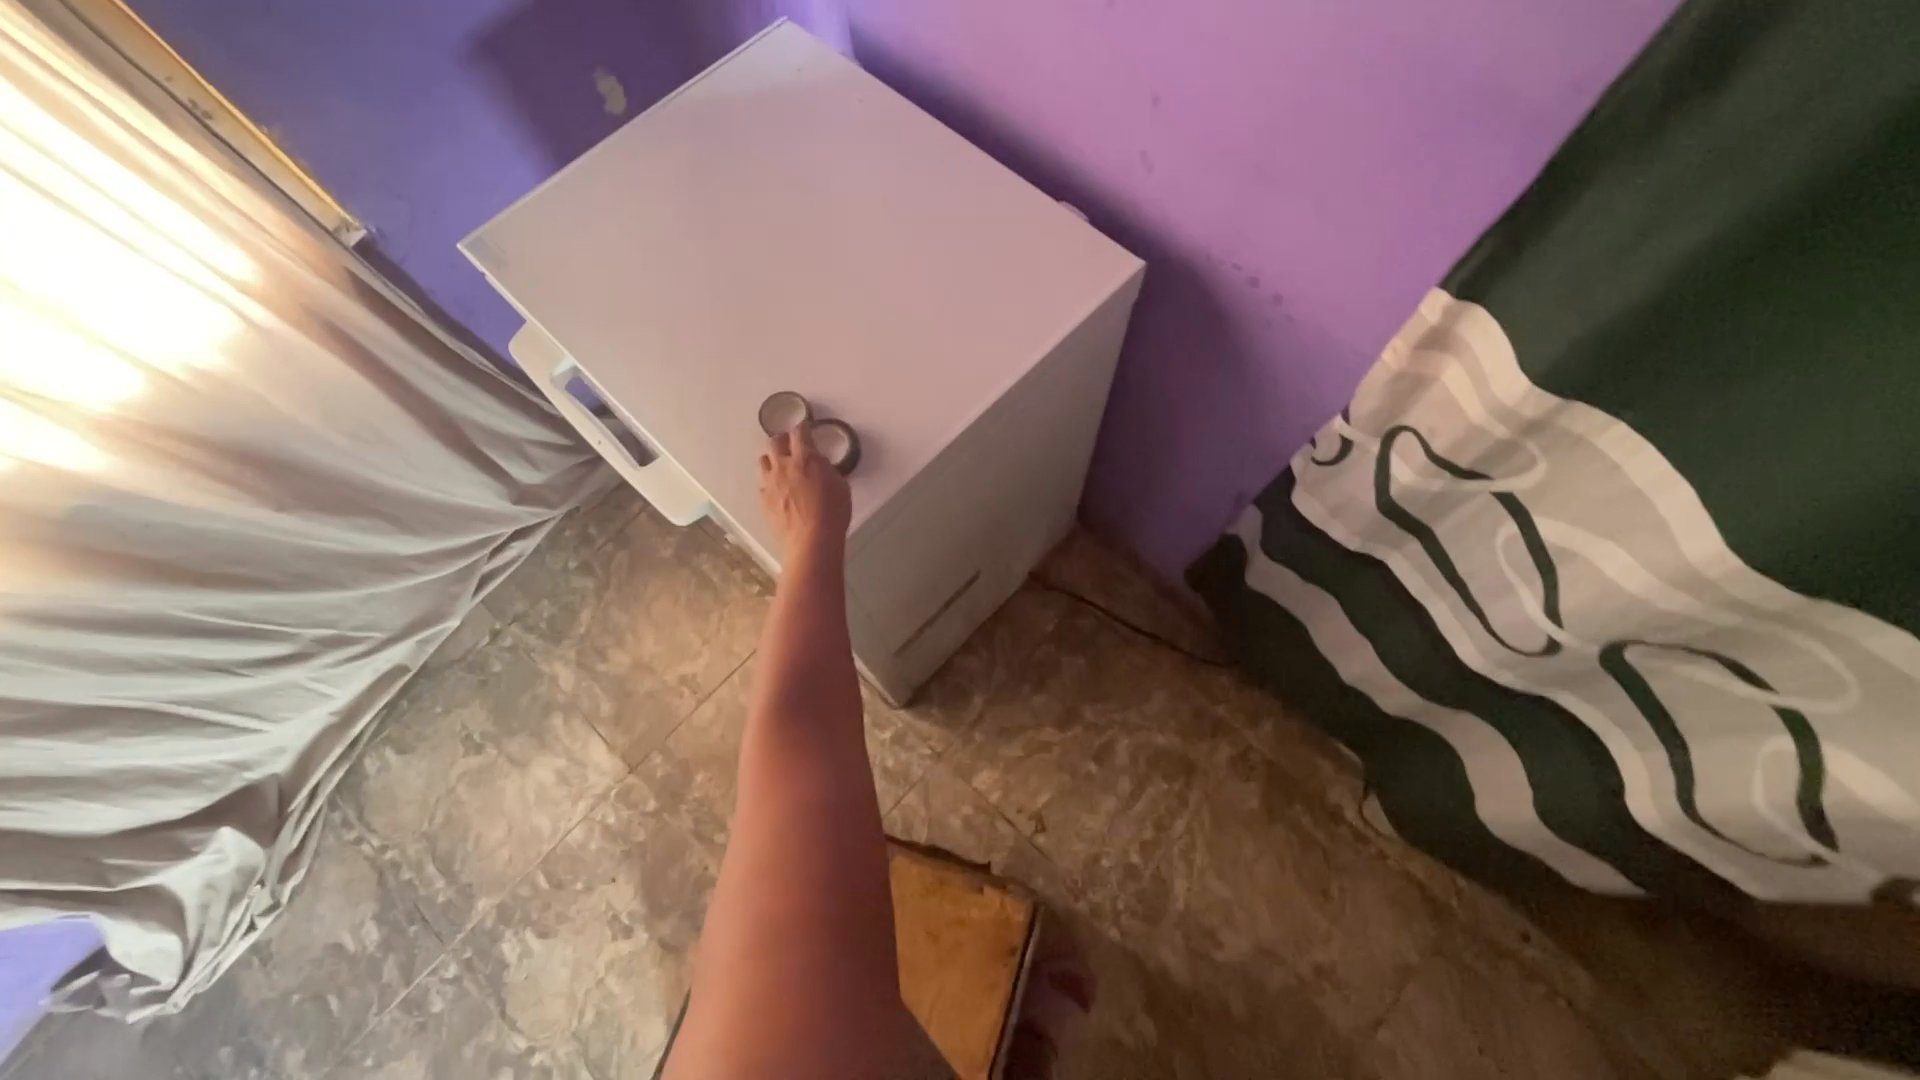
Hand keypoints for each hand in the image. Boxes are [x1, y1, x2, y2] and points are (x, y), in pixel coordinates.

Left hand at [759, 423, 850, 555]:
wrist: (811, 541)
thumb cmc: (833, 513)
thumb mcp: (840, 486)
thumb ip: (826, 469)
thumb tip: (819, 464)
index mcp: (805, 458)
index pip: (800, 432)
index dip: (803, 428)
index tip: (806, 429)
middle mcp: (783, 466)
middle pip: (775, 441)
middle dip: (783, 440)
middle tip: (792, 446)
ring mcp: (769, 483)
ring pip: (764, 460)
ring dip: (773, 460)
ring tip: (781, 468)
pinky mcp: (763, 500)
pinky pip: (763, 484)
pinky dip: (770, 483)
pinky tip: (778, 492)